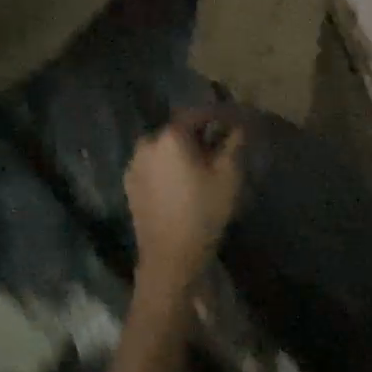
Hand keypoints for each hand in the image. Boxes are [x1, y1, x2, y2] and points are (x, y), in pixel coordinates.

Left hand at [125, 111, 243, 298]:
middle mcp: (147, 142)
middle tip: (225, 143)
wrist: (170, 258)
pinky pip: (156, 164)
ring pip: (167, 147)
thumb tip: (240, 124)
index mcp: (170, 135)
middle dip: (204, 132)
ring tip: (206, 163)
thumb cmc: (203, 211)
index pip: (200, 112)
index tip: (240, 119)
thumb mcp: (229, 174)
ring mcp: (135, 164)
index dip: (222, 114)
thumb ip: (236, 141)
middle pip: (181, 128)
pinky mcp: (131, 184)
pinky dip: (171, 165)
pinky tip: (185, 180)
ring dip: (186, 149)